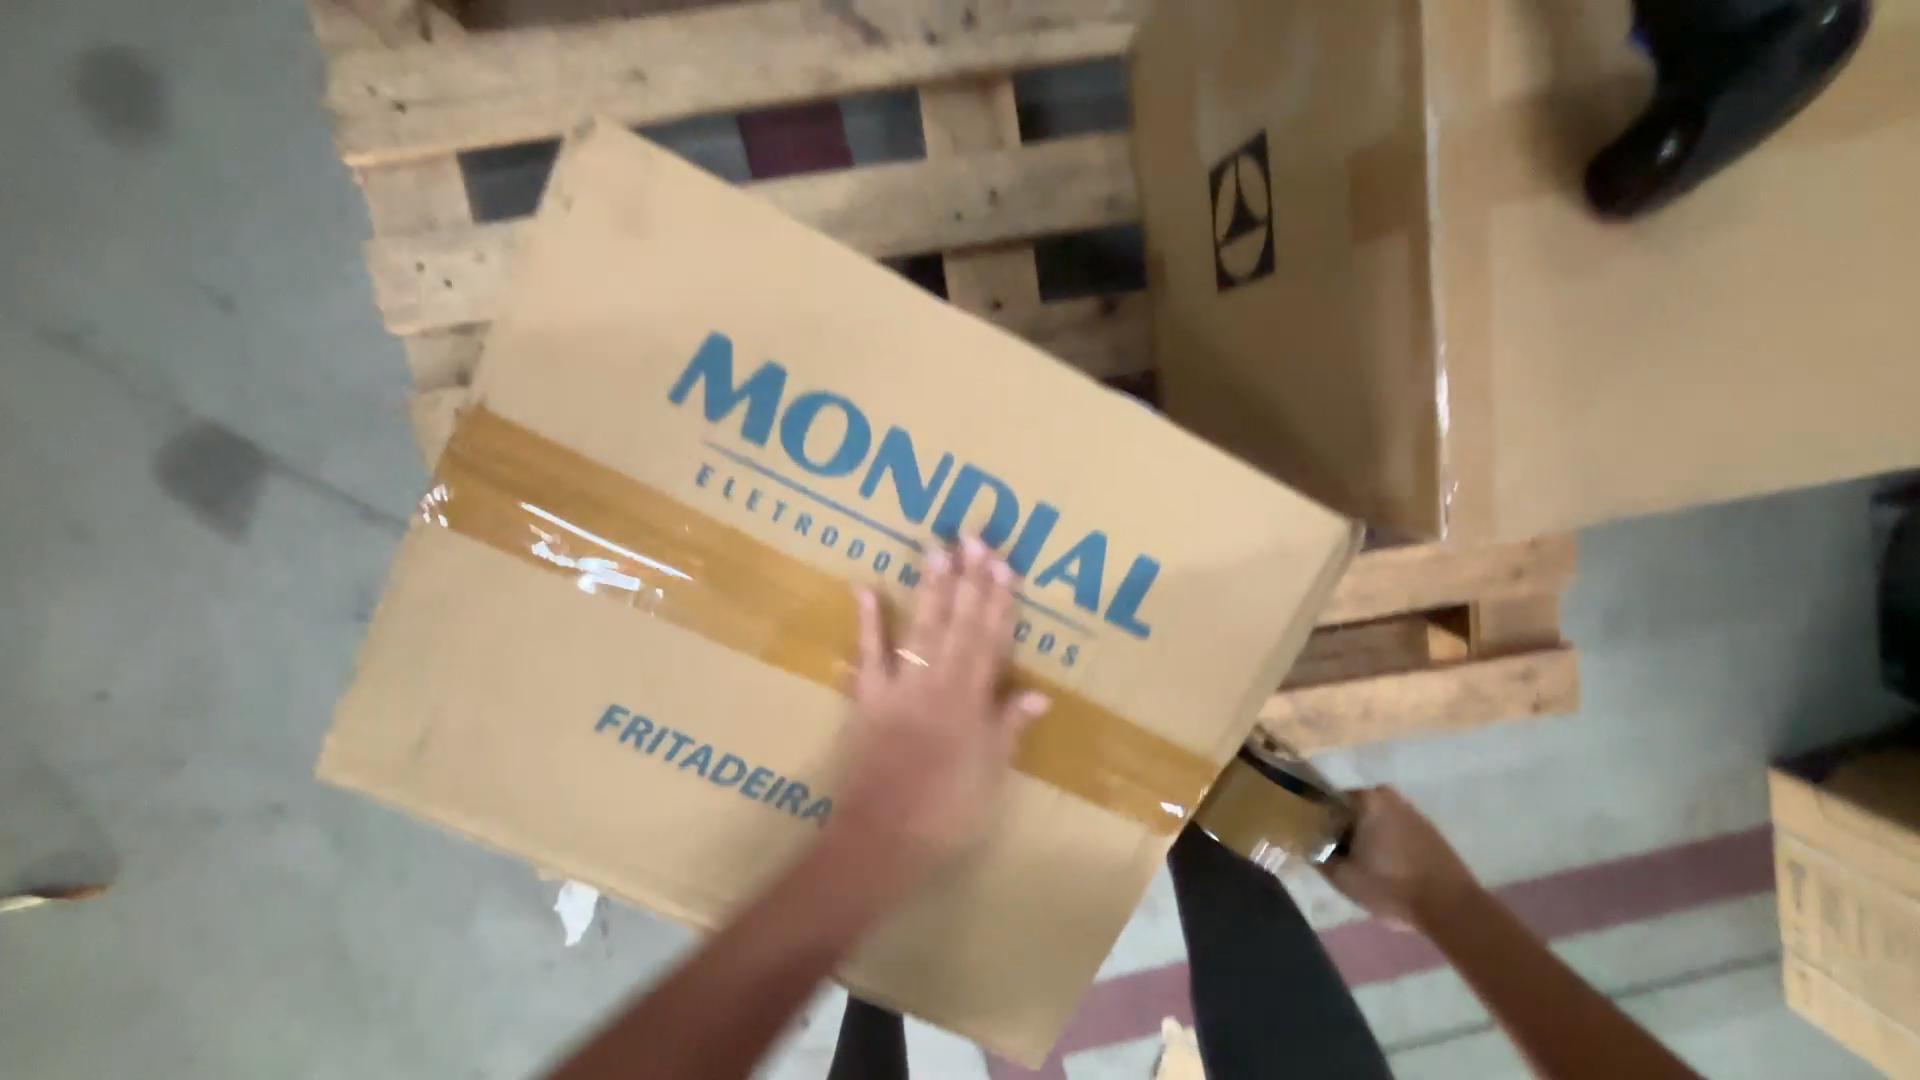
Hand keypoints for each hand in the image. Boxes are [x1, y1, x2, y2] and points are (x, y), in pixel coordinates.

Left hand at [828, 537, 1050, 889]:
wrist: (884, 840)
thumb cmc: (946, 815)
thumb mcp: (992, 776)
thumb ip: (1009, 728)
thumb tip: (1039, 692)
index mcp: (972, 704)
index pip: (992, 643)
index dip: (1000, 604)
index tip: (1006, 567)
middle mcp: (939, 685)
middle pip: (959, 625)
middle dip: (970, 581)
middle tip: (975, 538)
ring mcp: (901, 688)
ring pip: (921, 629)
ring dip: (931, 588)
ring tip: (937, 549)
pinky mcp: (867, 699)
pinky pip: (867, 655)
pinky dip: (866, 622)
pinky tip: (865, 587)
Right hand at [1319, 787, 1479, 929]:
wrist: (1452, 908)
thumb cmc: (1392, 886)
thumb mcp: (1343, 878)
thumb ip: (1319, 858)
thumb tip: (1310, 847)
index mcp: (1366, 800)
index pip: (1329, 800)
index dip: (1319, 821)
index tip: (1317, 841)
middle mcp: (1390, 797)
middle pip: (1353, 809)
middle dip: (1344, 828)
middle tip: (1339, 855)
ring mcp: (1413, 812)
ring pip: (1376, 819)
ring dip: (1367, 836)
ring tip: (1364, 864)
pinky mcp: (1430, 830)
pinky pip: (1397, 830)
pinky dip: (1388, 843)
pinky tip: (1388, 868)